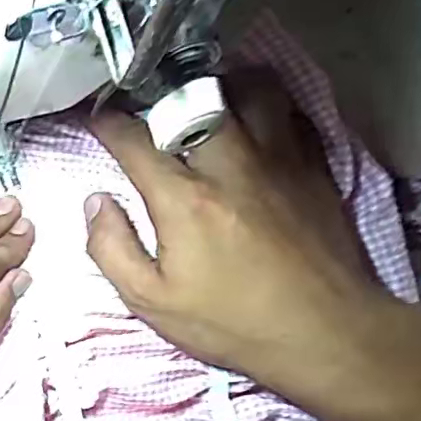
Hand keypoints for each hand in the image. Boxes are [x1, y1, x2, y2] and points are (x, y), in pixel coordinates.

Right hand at [85, 74, 420, 420]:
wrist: (323, 333)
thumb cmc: (231, 323)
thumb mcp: (153, 303)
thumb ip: (113, 250)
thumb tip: (97, 204)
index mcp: (184, 198)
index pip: (134, 139)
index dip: (108, 124)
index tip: (99, 120)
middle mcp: (231, 161)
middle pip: (191, 97)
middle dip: (162, 98)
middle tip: (152, 114)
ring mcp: (279, 157)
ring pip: (248, 87)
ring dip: (220, 88)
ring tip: (208, 107)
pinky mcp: (315, 164)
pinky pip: (290, 111)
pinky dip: (266, 109)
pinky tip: (257, 129)